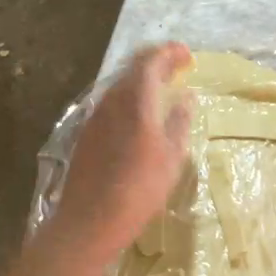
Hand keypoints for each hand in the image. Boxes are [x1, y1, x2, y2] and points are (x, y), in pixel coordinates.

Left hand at [43, 43, 194, 275]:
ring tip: (164, 89)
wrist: (87, 223)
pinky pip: (112, 101)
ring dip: (143, 79)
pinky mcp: (87, 132)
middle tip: (178, 68)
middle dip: (158, 62)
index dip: (170, 52)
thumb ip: (179, 121)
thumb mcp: (171, 157)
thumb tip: (187, 96)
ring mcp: (95, 115)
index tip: (188, 56)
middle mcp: (112, 100)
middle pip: (134, 67)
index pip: (151, 60)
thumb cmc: (138, 190)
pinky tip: (142, 114)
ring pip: (121, 83)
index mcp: (135, 100)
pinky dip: (131, 96)